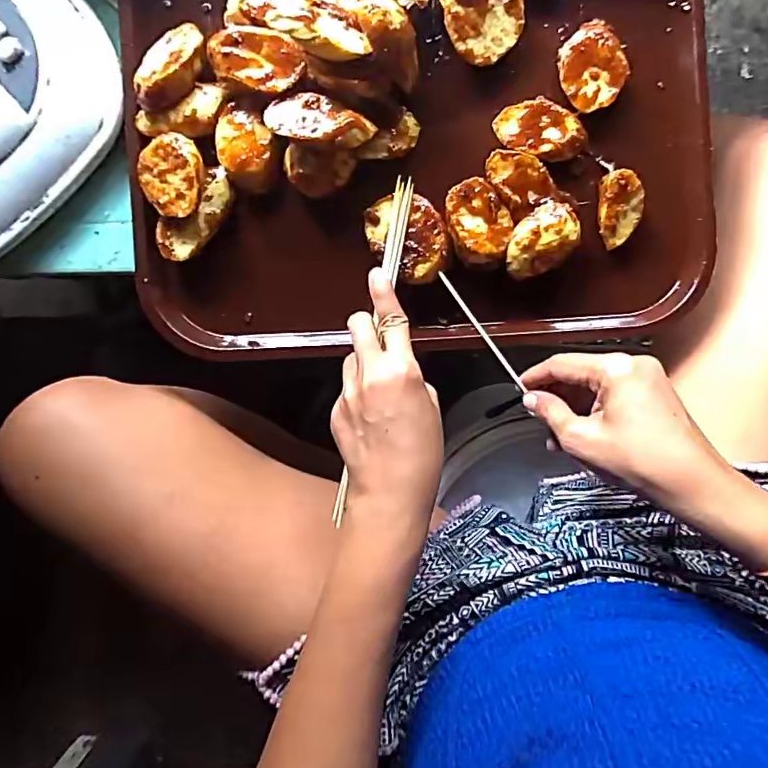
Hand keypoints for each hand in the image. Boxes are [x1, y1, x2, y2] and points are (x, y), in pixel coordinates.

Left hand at [332, 269, 442, 534]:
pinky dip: (357, 392)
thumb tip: (403, 372)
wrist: (389, 493)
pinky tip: (370, 417)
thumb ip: (414, 379)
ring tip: (380, 393)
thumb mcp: (432, 407)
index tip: (377, 274)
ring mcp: (347, 393)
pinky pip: (346, 387)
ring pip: (351, 358)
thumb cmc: (421, 455)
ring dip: (363, 363)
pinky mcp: (335, 410)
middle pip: (358, 327)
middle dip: (367, 326)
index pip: (390, 320)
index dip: (384, 294)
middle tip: (379, 340)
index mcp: (402, 371)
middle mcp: (370, 375)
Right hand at [520, 352, 731, 505]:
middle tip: (540, 420)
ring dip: (576, 409)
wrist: (693, 485)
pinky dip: (597, 412)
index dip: (535, 377)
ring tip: (561, 438)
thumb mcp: (581, 439)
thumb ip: (551, 413)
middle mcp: (635, 365)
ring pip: (597, 387)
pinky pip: (616, 396)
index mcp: (616, 368)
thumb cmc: (646, 463)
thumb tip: (534, 400)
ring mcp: (649, 379)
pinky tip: (585, 435)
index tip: (520, 388)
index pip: (562, 363)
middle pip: (581, 374)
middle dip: (558, 398)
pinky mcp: (656, 395)